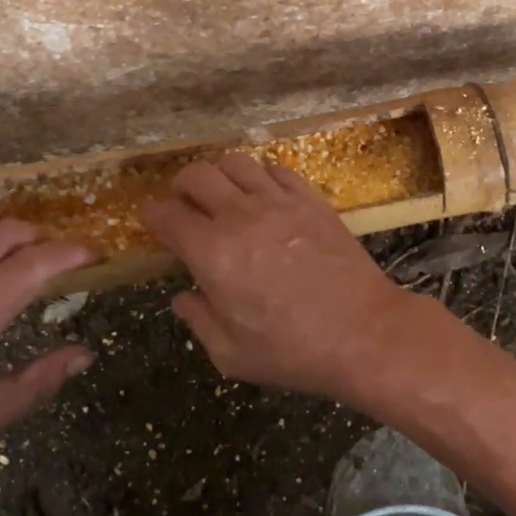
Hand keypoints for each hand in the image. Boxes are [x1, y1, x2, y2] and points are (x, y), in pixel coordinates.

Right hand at [141, 154, 416, 401]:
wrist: (363, 332)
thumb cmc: (292, 350)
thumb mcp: (230, 353)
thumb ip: (198, 320)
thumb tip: (182, 297)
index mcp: (212, 252)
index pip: (167, 215)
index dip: (152, 216)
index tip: (152, 223)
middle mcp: (241, 216)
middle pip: (197, 174)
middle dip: (180, 187)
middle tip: (184, 208)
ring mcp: (281, 202)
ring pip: (237, 163)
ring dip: (220, 176)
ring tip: (223, 198)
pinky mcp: (312, 200)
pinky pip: (277, 170)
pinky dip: (261, 176)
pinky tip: (264, 197)